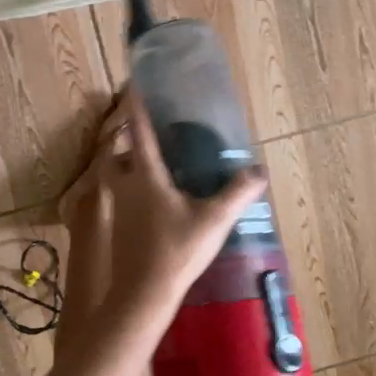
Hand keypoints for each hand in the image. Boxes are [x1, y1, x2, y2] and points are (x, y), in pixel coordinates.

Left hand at [103, 88, 267, 308]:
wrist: (143, 293)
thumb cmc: (176, 251)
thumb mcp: (213, 221)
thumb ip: (237, 193)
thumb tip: (259, 169)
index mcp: (146, 174)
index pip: (138, 130)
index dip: (137, 104)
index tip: (136, 82)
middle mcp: (126, 183)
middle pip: (119, 149)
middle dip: (128, 136)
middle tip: (149, 127)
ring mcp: (119, 204)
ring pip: (116, 172)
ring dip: (127, 160)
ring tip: (152, 159)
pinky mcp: (118, 223)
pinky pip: (121, 191)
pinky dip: (131, 183)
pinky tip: (154, 196)